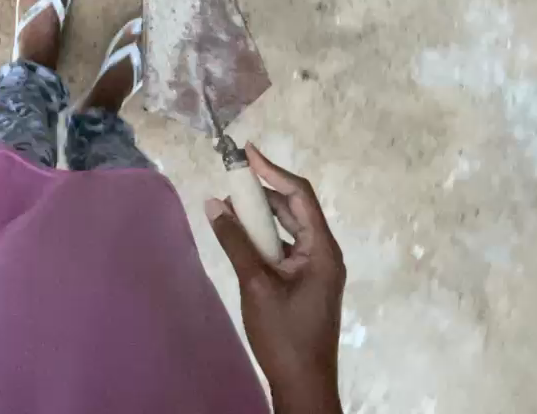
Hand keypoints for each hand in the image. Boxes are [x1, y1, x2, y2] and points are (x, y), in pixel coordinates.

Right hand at [206, 145, 345, 413]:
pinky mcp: (303, 279)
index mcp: (321, 249)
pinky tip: (239, 233)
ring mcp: (314, 267)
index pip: (300, 195)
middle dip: (262, 189)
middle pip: (293, 206)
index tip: (246, 152)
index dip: (273, 170)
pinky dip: (261, 234)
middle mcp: (323, 252)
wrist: (302, 384)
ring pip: (286, 225)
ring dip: (259, 213)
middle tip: (231, 175)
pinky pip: (282, 244)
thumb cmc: (284, 334)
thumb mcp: (256, 283)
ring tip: (229, 204)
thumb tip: (213, 202)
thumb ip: (235, 240)